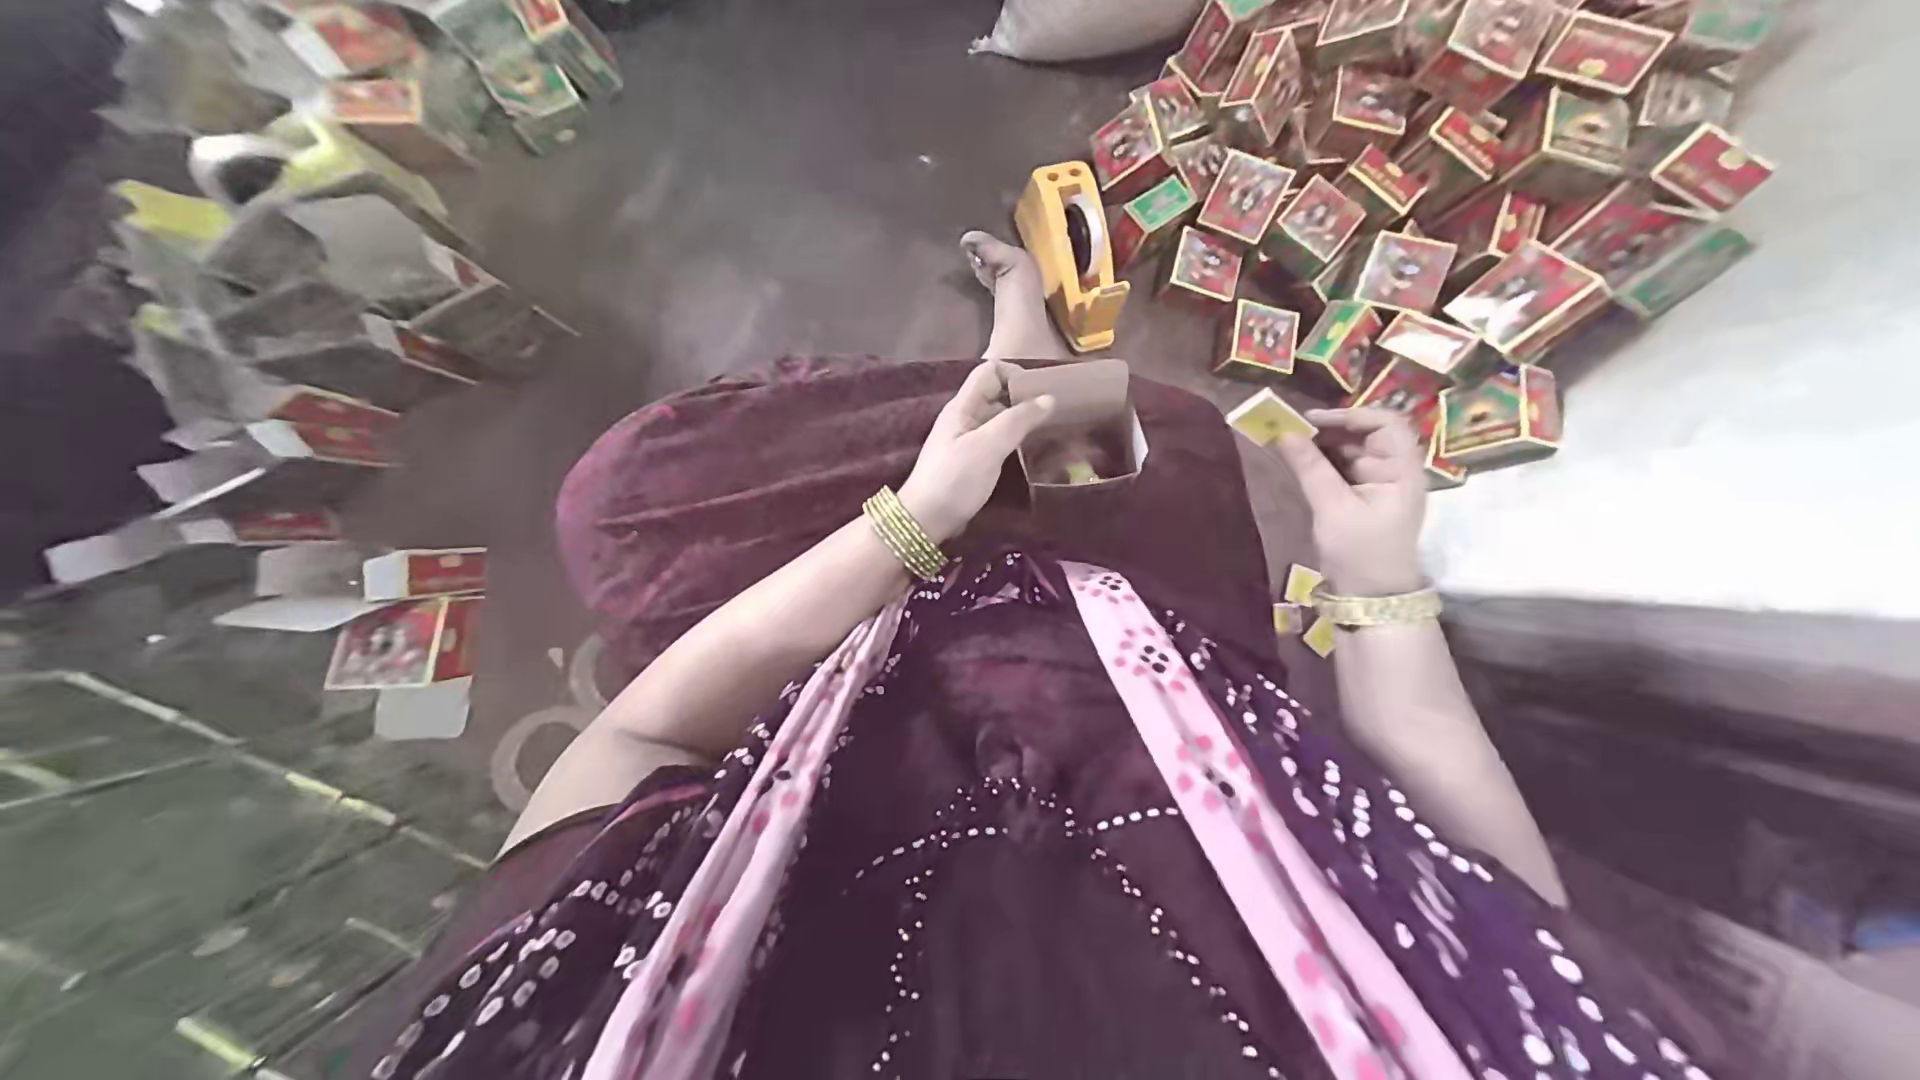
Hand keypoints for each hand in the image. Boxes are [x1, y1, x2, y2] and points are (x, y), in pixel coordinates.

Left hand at [897, 361, 1054, 542]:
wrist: (926, 520)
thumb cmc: (955, 480)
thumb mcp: (988, 447)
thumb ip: (1017, 420)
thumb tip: (1048, 398)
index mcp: (963, 406)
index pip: (990, 371)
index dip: (1015, 374)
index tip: (1040, 393)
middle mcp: (964, 417)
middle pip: (997, 393)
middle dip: (1024, 398)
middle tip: (1053, 414)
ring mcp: (967, 439)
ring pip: (999, 418)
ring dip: (1022, 421)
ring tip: (1049, 432)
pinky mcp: (972, 460)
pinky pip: (997, 439)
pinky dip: (1015, 440)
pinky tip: (1031, 451)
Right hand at [1274, 407, 1427, 596]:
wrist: (1370, 596)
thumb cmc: (1360, 552)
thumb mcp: (1333, 508)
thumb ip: (1311, 469)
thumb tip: (1285, 434)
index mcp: (1402, 470)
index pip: (1385, 423)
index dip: (1350, 414)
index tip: (1311, 421)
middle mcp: (1393, 470)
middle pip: (1366, 434)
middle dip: (1330, 429)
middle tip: (1292, 431)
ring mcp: (1377, 484)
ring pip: (1350, 450)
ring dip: (1321, 445)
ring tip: (1290, 445)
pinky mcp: (1360, 497)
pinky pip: (1341, 469)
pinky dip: (1320, 462)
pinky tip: (1298, 462)